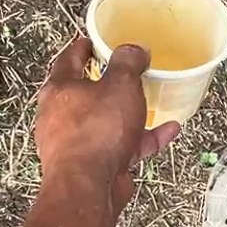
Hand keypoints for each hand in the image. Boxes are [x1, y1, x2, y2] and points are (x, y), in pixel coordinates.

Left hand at [35, 35, 180, 207]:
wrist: (89, 186)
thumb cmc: (94, 135)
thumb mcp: (120, 84)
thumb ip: (128, 63)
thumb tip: (133, 50)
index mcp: (60, 90)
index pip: (69, 59)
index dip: (83, 47)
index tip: (93, 41)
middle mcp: (61, 116)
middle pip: (86, 92)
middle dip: (109, 84)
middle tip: (126, 74)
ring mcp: (75, 142)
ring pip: (106, 121)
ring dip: (131, 113)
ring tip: (153, 104)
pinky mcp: (93, 164)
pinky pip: (123, 145)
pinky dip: (144, 137)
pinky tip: (166, 131)